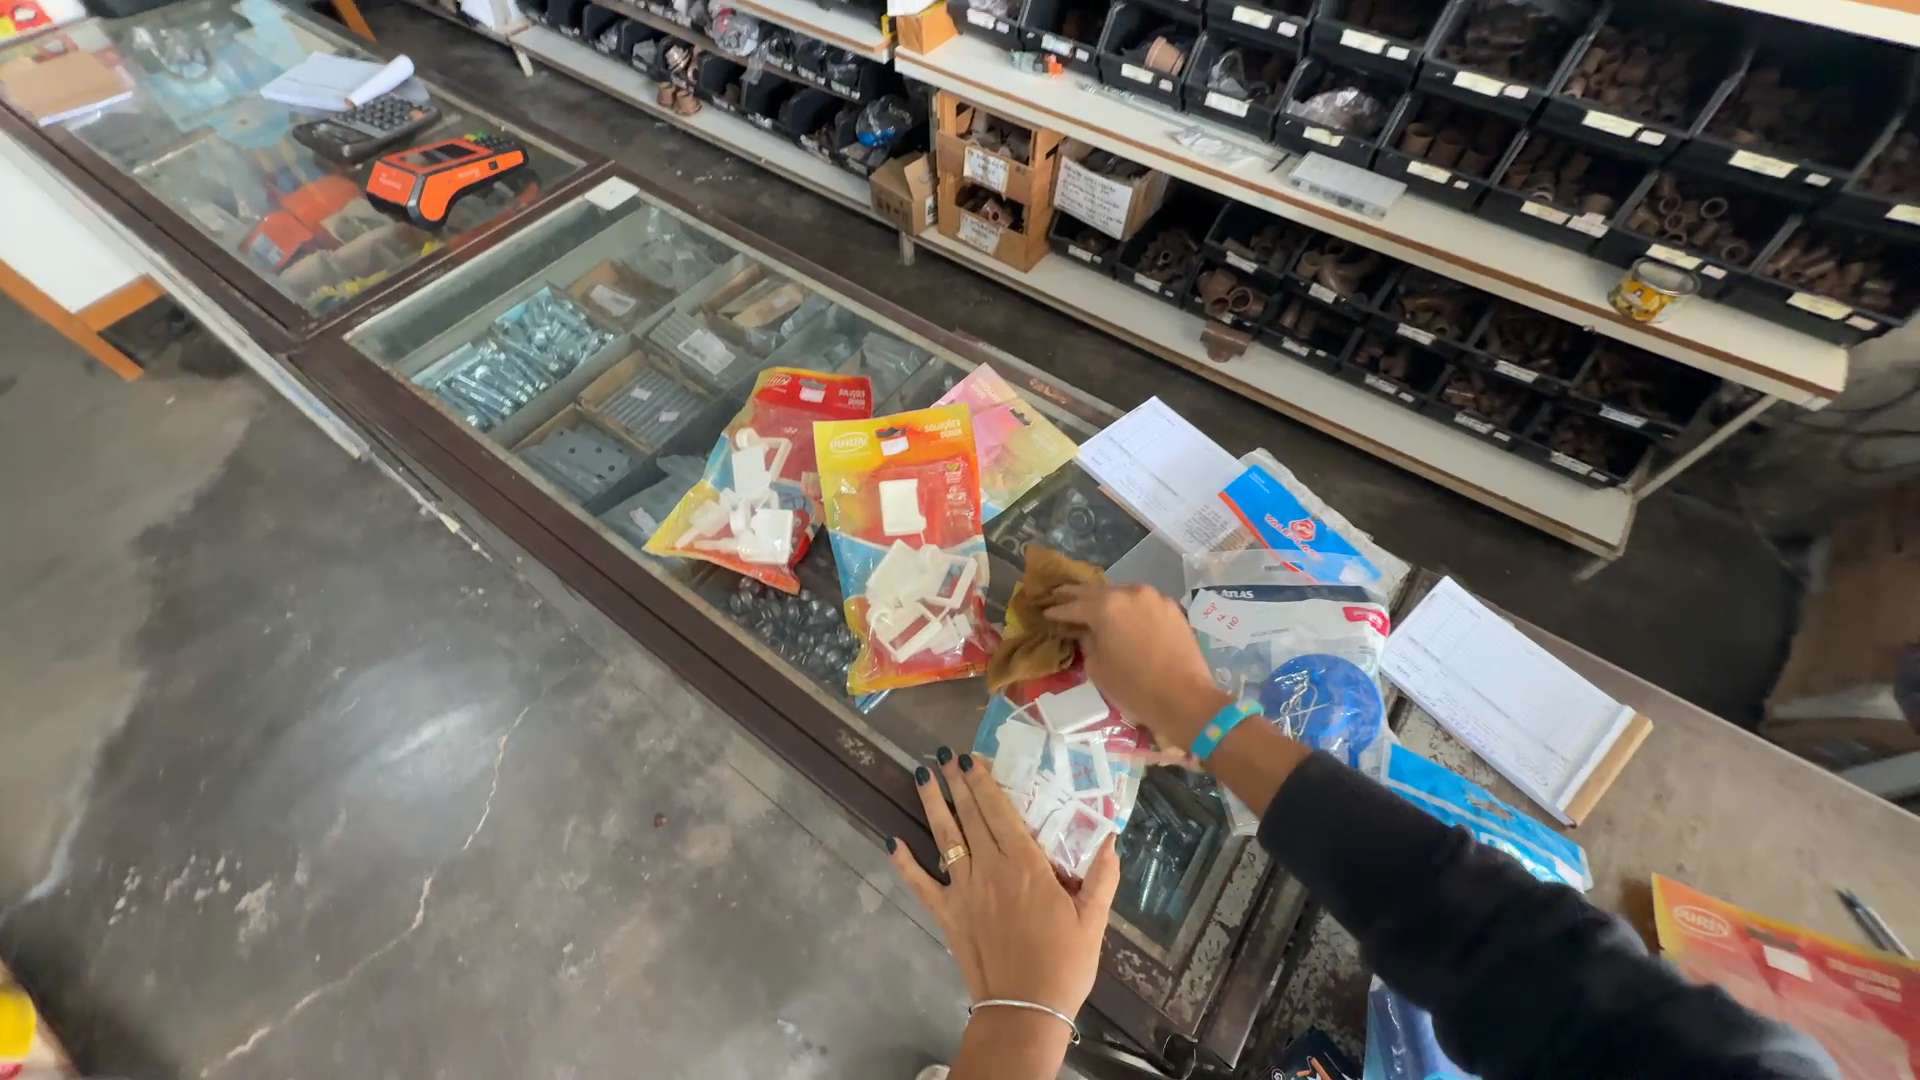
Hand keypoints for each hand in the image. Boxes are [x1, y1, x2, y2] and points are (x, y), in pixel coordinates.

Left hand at [889, 749, 1119, 1017]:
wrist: (1025, 1012)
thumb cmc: (1064, 965)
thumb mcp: (1093, 921)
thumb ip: (1102, 877)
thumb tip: (1112, 838)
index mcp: (1025, 865)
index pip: (999, 812)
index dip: (983, 782)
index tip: (971, 758)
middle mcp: (990, 869)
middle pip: (970, 816)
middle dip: (957, 782)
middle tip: (944, 754)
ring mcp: (964, 891)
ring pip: (945, 838)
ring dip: (933, 804)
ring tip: (922, 775)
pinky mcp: (947, 914)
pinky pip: (921, 884)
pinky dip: (905, 863)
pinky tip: (891, 840)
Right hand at [1045, 584, 1231, 751]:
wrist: (1184, 698)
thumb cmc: (1134, 687)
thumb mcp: (1097, 667)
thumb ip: (1087, 641)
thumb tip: (1086, 631)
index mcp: (1105, 607)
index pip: (1073, 606)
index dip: (1057, 611)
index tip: (1046, 612)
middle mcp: (1129, 593)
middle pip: (1096, 591)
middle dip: (1076, 595)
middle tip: (1059, 595)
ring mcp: (1153, 597)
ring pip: (1122, 593)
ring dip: (1106, 599)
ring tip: (1092, 605)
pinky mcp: (1172, 607)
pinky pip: (1143, 602)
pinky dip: (1130, 607)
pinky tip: (1124, 616)